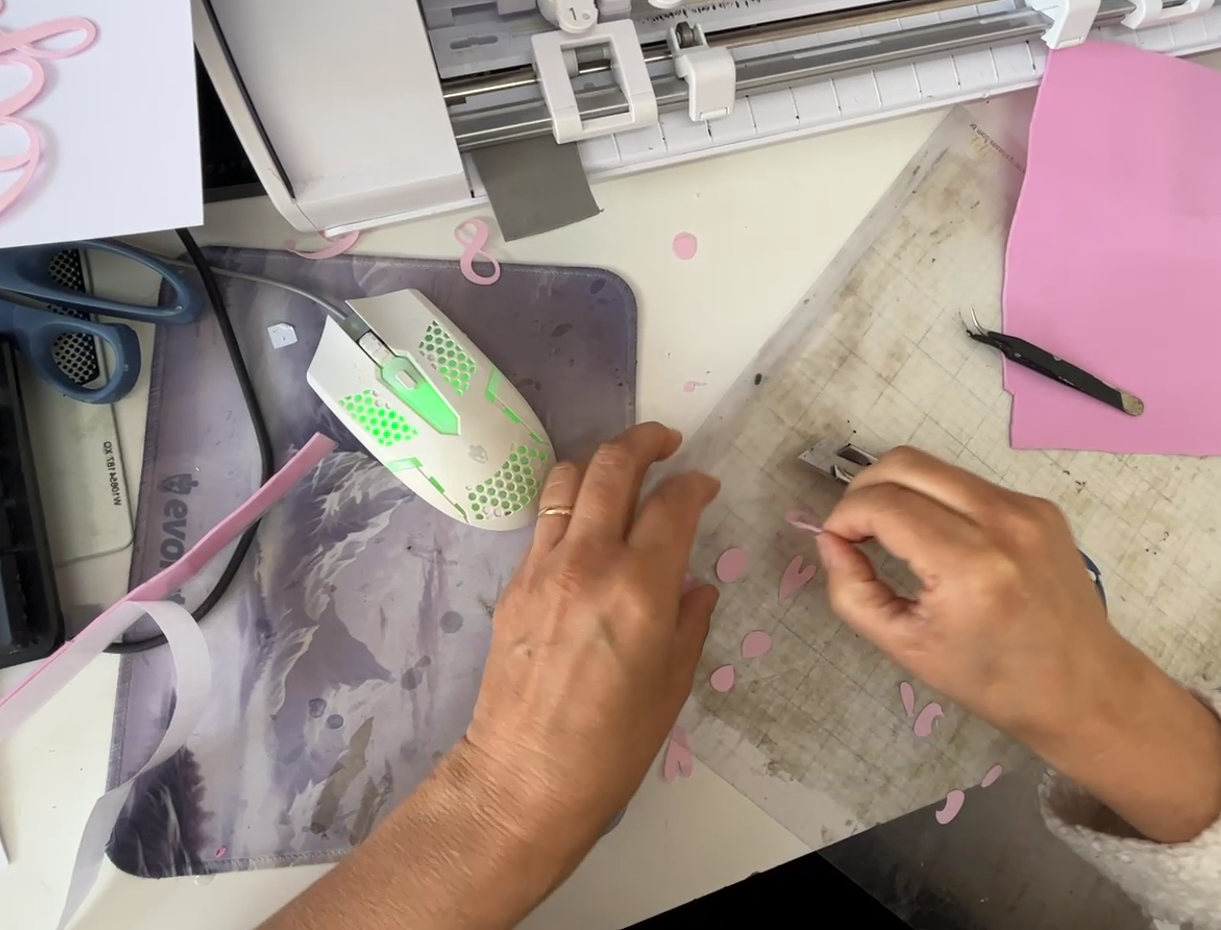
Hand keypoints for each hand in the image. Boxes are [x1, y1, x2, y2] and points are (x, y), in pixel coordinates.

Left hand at [457, 422, 720, 855]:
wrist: (523, 780)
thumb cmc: (613, 744)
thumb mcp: (673, 683)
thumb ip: (691, 619)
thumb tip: (696, 585)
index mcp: (641, 589)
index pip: (673, 503)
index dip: (695, 483)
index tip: (705, 484)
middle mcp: (591, 562)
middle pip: (614, 466)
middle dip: (646, 440)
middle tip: (667, 441)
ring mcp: (544, 567)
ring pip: (570, 479)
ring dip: (601, 461)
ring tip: (622, 469)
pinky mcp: (515, 581)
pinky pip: (546, 519)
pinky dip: (573, 503)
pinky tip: (587, 524)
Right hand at [818, 447, 1220, 841]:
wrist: (1087, 689)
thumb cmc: (992, 680)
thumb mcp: (905, 647)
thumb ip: (852, 592)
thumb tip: (831, 540)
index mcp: (969, 566)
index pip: (884, 504)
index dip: (844, 516)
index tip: (836, 541)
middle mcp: (1001, 521)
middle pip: (904, 464)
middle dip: (863, 488)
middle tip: (855, 527)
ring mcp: (1025, 506)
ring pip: (933, 465)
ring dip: (897, 489)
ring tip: (889, 529)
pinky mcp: (1038, 504)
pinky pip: (964, 481)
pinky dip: (933, 497)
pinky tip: (936, 535)